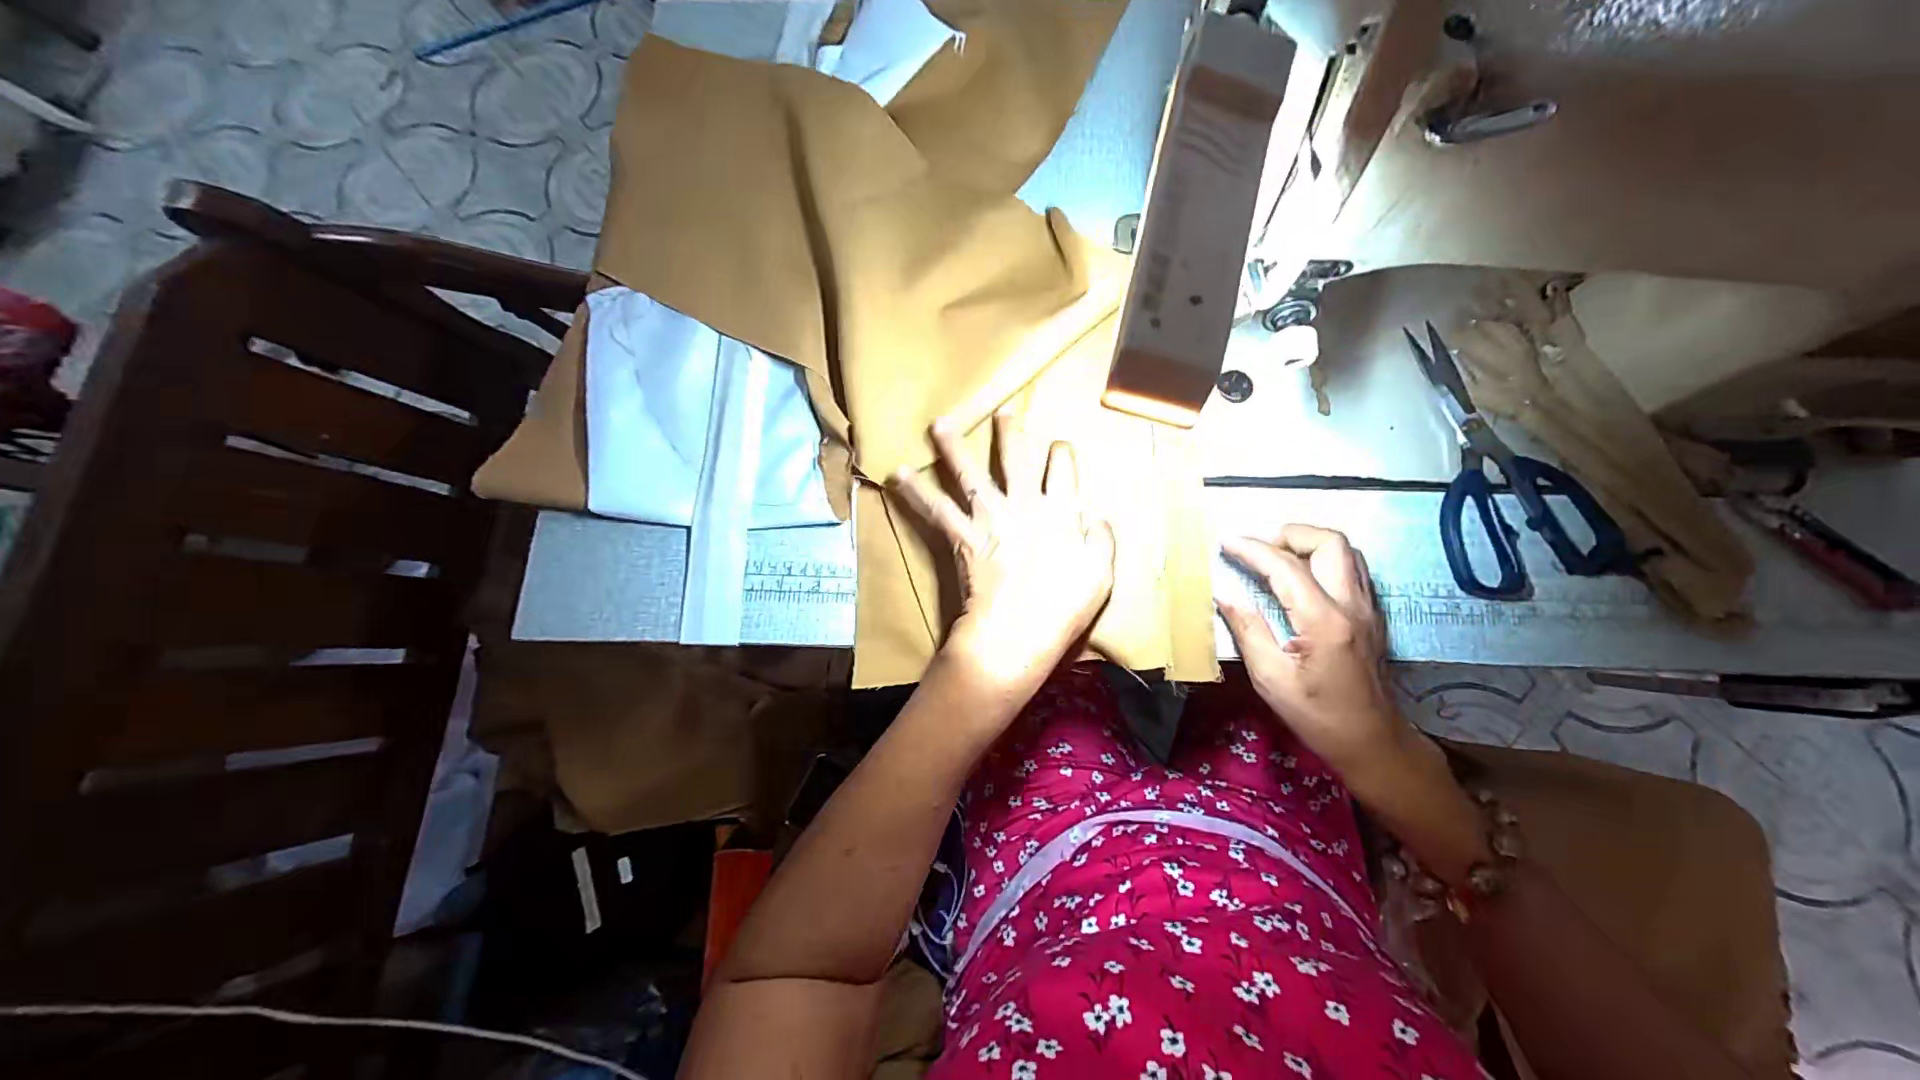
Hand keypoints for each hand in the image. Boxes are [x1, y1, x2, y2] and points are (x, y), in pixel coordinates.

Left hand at [891, 412, 1115, 696]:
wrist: (1016, 631)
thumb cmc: (1064, 607)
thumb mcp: (1101, 573)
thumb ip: (1100, 538)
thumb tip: (1093, 515)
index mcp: (1060, 510)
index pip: (1063, 468)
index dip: (1061, 454)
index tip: (1058, 448)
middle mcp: (1022, 504)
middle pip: (1014, 458)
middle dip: (1009, 432)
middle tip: (1002, 412)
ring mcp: (988, 518)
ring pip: (968, 473)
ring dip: (952, 446)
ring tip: (938, 424)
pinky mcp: (961, 537)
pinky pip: (935, 508)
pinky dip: (915, 491)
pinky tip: (897, 474)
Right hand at [1219, 525, 1492, 882]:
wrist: (1372, 741)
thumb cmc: (1317, 716)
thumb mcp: (1270, 678)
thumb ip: (1248, 630)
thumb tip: (1224, 595)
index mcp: (1324, 622)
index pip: (1285, 568)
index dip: (1252, 549)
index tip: (1226, 542)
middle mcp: (1352, 606)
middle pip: (1328, 542)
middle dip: (1289, 535)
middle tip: (1259, 550)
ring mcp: (1367, 608)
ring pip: (1345, 551)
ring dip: (1309, 544)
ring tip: (1277, 559)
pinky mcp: (1371, 614)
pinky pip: (1351, 569)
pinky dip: (1322, 561)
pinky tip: (1301, 579)